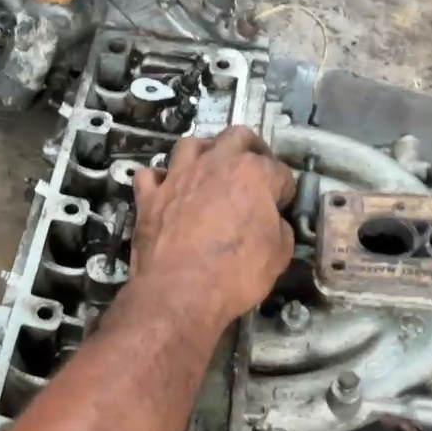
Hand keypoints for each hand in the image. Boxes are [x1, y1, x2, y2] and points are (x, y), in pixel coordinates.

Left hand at [125, 126, 294, 334]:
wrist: (179, 292)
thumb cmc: (235, 274)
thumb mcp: (278, 254)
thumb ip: (278, 227)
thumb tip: (270, 222)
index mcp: (252, 174)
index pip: (278, 171)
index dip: (283, 189)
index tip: (281, 203)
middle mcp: (213, 164)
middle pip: (236, 137)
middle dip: (251, 148)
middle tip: (254, 165)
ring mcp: (176, 177)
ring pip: (189, 145)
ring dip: (202, 152)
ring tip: (208, 167)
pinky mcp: (148, 196)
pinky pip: (149, 175)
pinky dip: (158, 178)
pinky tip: (164, 187)